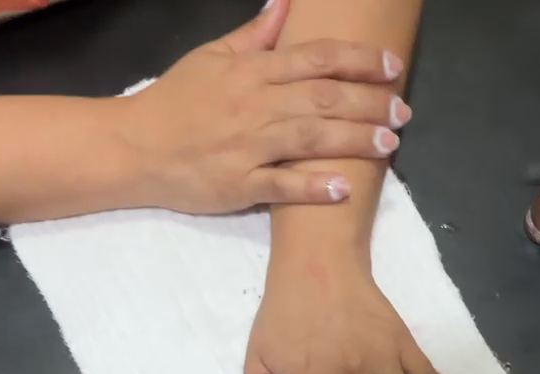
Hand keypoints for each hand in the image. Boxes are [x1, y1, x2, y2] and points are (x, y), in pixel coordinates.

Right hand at [117, 0, 408, 213]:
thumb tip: (288, 3)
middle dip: (369, 103)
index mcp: (253, 71)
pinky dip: (313, 187)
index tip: (392, 68)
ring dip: (354, 140)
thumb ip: (254, 34)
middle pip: (323, 99)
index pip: (316, 59)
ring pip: (311, 138)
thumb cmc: (176, 103)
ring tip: (389, 144)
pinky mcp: (239, 185)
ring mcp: (248, 146)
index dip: (359, 62)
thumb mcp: (212, 57)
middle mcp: (256, 105)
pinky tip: (344, 188)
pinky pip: (282, 186)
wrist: (136, 147)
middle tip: (403, 112)